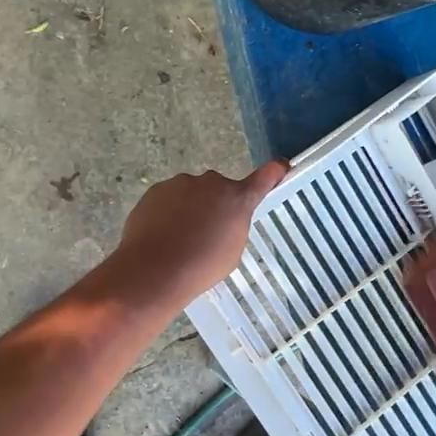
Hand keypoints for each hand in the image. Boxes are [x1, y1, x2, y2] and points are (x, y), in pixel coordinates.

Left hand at [111, 159, 288, 304]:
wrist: (154, 269)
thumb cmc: (201, 266)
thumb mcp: (232, 250)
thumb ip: (233, 225)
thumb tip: (223, 218)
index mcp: (237, 199)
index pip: (264, 178)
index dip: (274, 172)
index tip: (281, 166)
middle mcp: (212, 183)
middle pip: (219, 190)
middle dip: (215, 205)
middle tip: (204, 234)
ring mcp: (181, 183)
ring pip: (191, 193)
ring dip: (189, 209)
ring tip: (178, 239)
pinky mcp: (156, 189)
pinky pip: (168, 199)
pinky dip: (168, 212)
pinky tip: (161, 235)